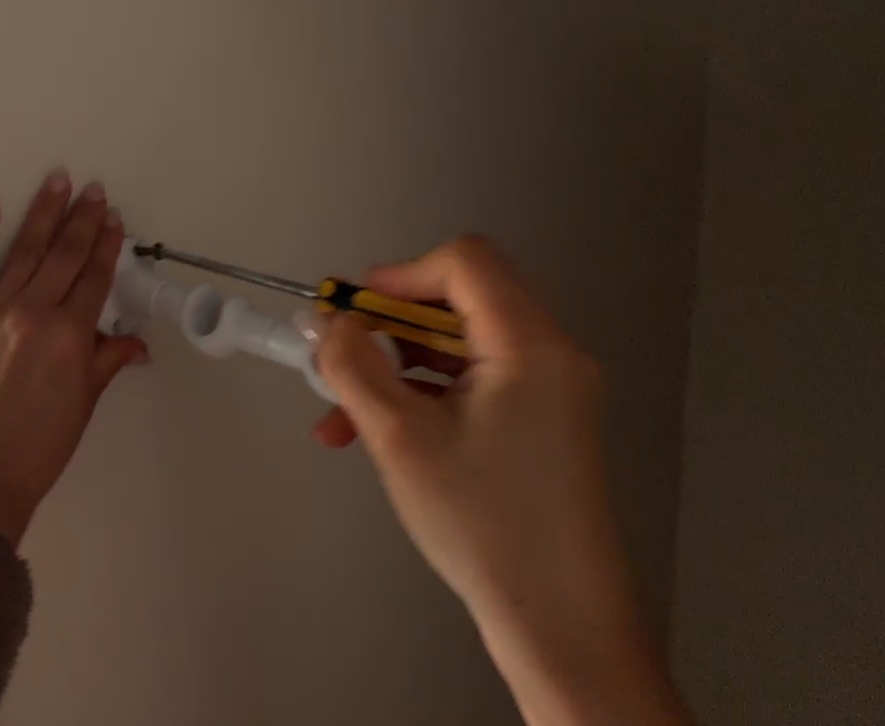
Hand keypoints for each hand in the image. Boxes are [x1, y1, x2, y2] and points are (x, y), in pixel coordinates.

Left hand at [0, 171, 147, 544]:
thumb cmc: (38, 446)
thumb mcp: (83, 403)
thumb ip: (107, 361)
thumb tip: (134, 343)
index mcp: (70, 336)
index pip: (95, 277)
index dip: (107, 245)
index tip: (113, 220)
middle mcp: (34, 313)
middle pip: (65, 255)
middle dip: (82, 219)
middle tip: (93, 190)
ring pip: (25, 251)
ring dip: (43, 213)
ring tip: (57, 181)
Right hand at [301, 236, 688, 725]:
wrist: (559, 622)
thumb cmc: (481, 520)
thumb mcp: (399, 436)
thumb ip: (352, 365)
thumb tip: (325, 320)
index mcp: (531, 346)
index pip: (464, 262)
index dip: (398, 274)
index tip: (349, 311)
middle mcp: (549, 356)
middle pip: (459, 298)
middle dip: (387, 322)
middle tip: (338, 353)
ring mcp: (547, 392)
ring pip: (455, 344)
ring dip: (392, 364)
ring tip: (339, 412)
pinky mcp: (537, 423)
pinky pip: (468, 382)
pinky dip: (417, 393)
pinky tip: (368, 433)